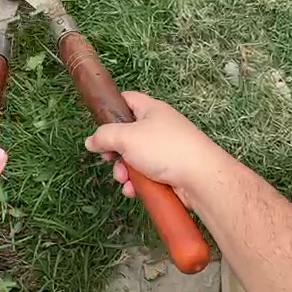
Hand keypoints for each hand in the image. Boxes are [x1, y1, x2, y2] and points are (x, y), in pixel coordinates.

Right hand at [83, 92, 231, 207]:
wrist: (201, 178)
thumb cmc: (165, 149)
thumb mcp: (127, 137)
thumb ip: (104, 136)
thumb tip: (90, 141)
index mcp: (151, 109)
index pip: (127, 100)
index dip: (111, 110)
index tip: (100, 127)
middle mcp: (159, 127)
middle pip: (127, 134)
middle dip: (115, 150)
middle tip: (109, 160)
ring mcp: (165, 149)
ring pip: (135, 157)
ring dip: (125, 170)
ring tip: (124, 180)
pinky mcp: (170, 170)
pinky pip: (147, 174)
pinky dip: (137, 182)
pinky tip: (133, 191)